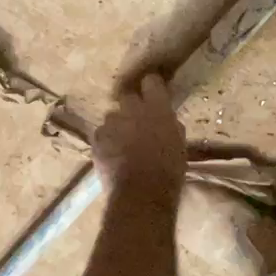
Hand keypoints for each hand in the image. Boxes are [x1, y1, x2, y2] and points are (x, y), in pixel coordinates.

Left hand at [92, 74, 185, 203]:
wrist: (141, 194)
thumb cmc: (169, 169)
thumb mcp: (178, 142)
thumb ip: (169, 124)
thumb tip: (164, 119)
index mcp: (157, 107)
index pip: (151, 81)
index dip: (152, 87)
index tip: (154, 94)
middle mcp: (131, 109)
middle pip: (128, 97)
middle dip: (132, 106)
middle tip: (138, 121)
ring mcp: (111, 124)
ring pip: (113, 117)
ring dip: (118, 126)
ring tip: (124, 142)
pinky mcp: (97, 140)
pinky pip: (102, 134)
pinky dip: (107, 141)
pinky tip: (113, 155)